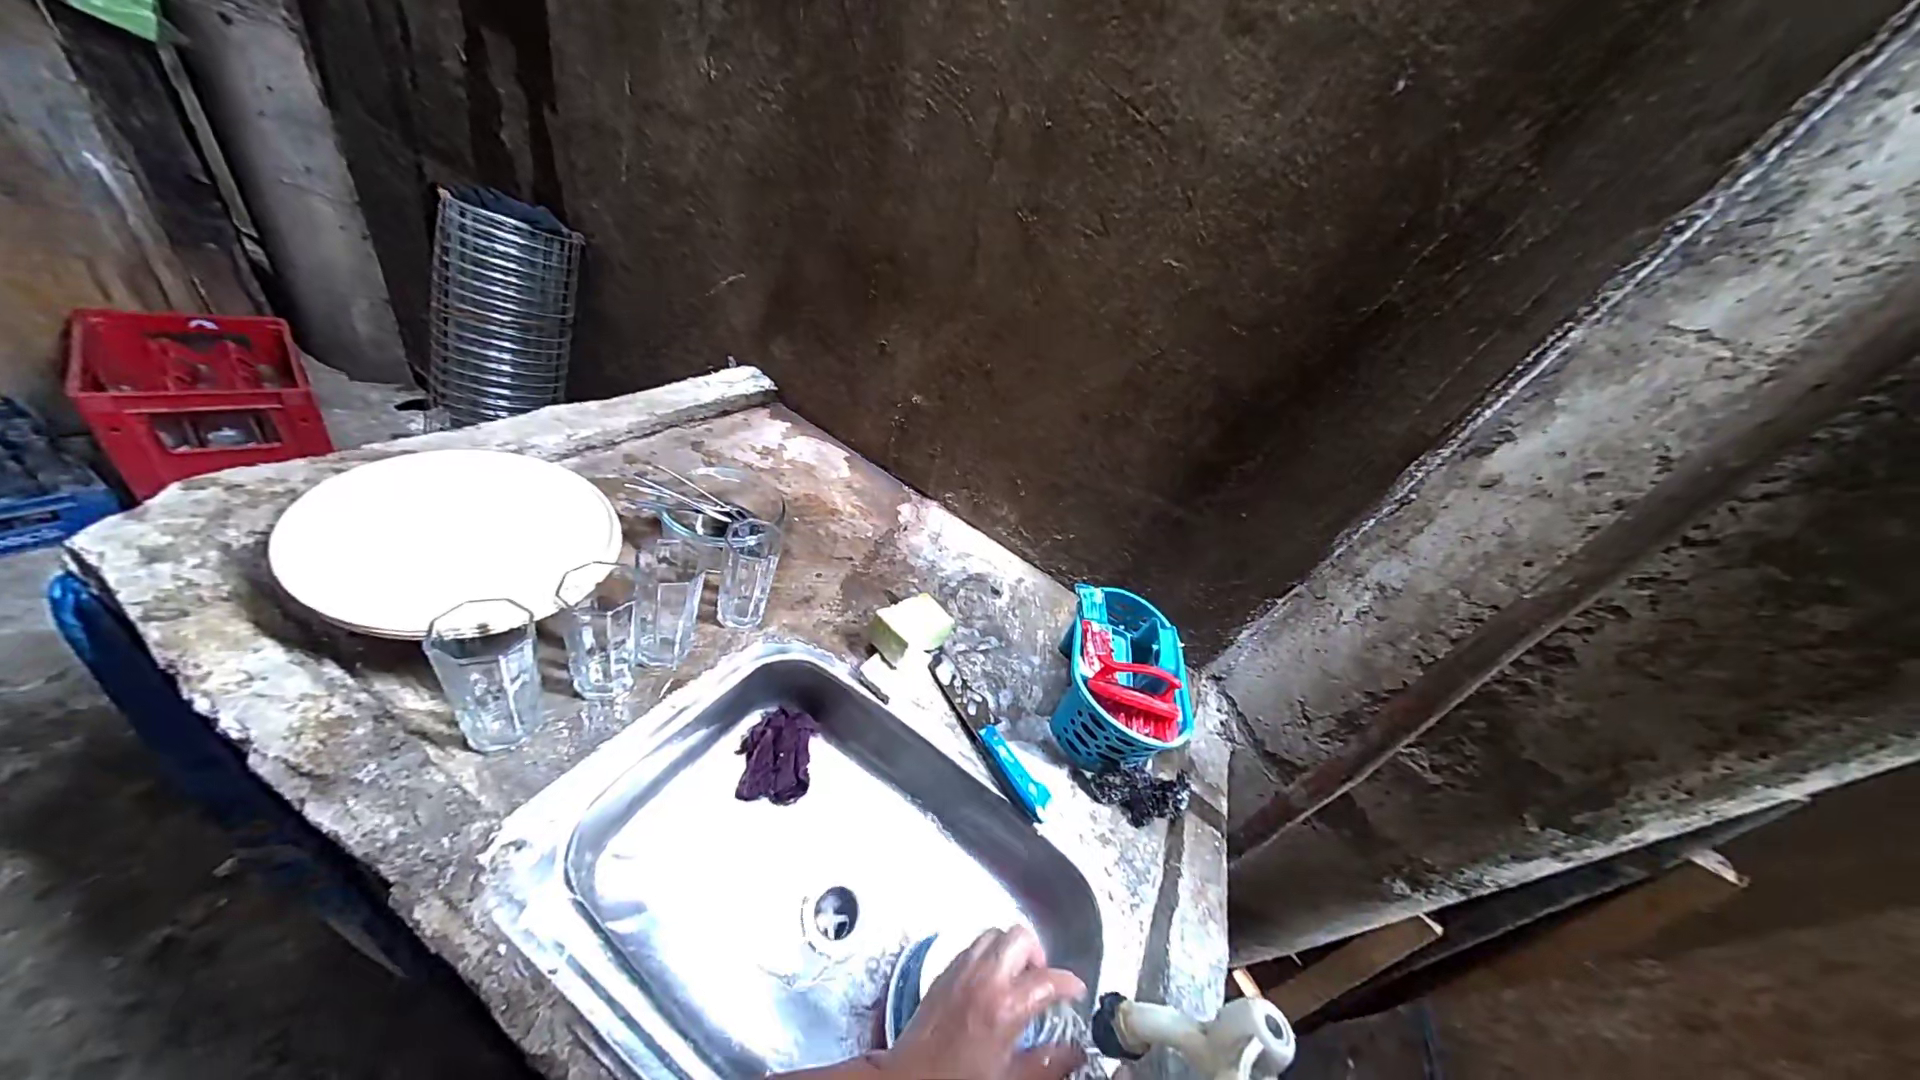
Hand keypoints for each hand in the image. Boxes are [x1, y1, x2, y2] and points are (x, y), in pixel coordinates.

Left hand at [885, 925, 1087, 1079]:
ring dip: (1011, 949)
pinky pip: (974, 945)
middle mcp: (984, 977)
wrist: (911, 1079)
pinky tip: (991, 980)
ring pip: (995, 934)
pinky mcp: (945, 970)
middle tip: (1042, 979)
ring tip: (1016, 977)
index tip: (1075, 990)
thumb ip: (1047, 1065)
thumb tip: (1074, 1054)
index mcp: (1004, 1006)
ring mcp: (962, 968)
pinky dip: (989, 954)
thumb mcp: (1011, 1079)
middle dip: (1038, 954)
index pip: (1047, 979)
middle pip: (1020, 937)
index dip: (1069, 982)